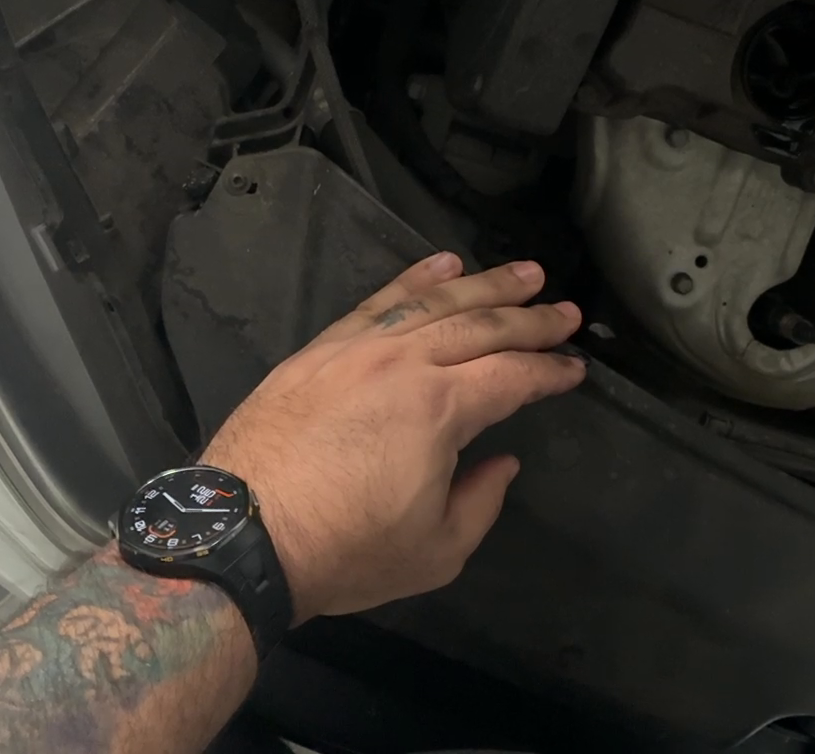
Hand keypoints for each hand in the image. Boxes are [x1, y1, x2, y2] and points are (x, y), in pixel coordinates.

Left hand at [200, 254, 584, 622]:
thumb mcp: (436, 551)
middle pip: (485, 326)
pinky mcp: (325, 345)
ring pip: (437, 301)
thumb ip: (483, 501)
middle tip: (567, 310)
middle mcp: (407, 361)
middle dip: (533, 318)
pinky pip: (380, 300)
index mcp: (441, 408)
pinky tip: (444, 262)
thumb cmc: (344, 549)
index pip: (513, 376)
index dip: (551, 371)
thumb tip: (504, 460)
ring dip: (487, 284)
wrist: (238, 536)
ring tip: (525, 273)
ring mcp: (362, 346)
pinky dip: (416, 277)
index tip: (576, 368)